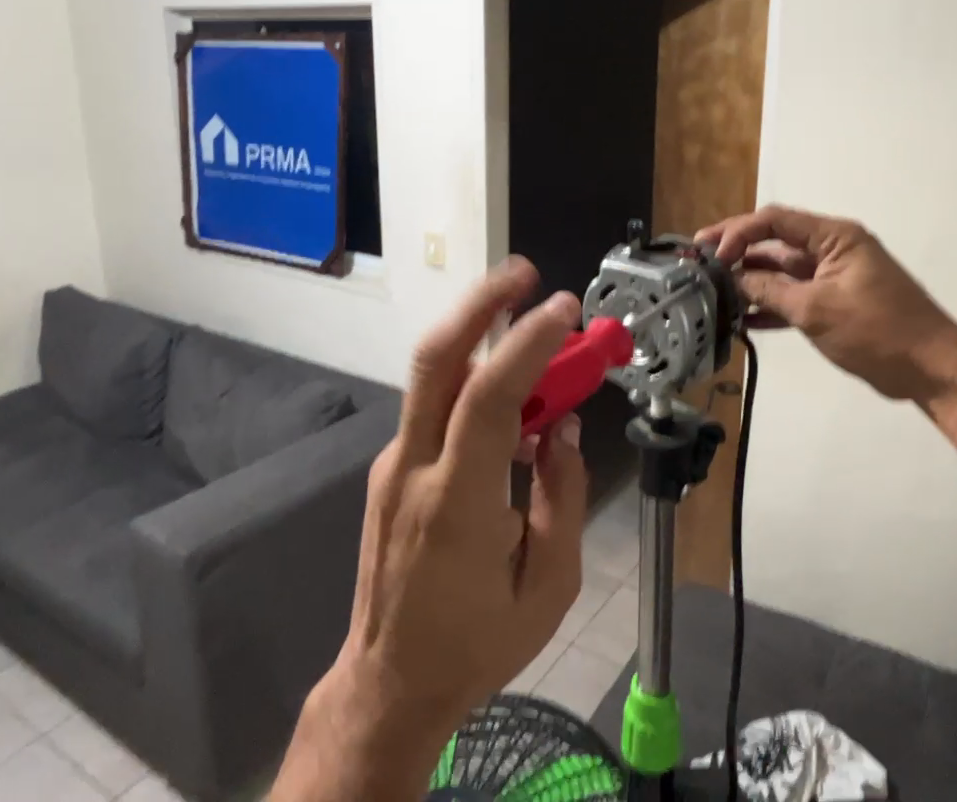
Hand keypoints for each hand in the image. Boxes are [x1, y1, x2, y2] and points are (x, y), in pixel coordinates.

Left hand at [276, 259, 588, 801]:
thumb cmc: (478, 643)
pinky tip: (509, 395)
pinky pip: (432, 410)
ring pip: (431, 378)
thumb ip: (561, 496)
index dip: (529, 345)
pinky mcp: (390, 472)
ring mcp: (393, 468)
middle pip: (435, 361)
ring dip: (477, 337)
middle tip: (525, 275)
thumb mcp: (550, 585)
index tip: (566, 311)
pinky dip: (470, 382)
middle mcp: (413, 470)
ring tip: (530, 324)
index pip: (490, 398)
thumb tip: (563, 428)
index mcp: (457, 504)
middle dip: (479, 305)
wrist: (390, 681)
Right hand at [698, 205, 956, 400]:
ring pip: (781, 270)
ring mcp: (832, 277)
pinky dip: (769, 304)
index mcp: (834, 237)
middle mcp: (831, 249)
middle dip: (737, 250)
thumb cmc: (876, 330)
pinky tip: (742, 317)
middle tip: (699, 259)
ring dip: (750, 279)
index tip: (712, 255)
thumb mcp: (815, 309)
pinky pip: (793, 296)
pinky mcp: (834, 303)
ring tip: (713, 290)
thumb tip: (734, 277)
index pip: (775, 221)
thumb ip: (770, 291)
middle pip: (775, 241)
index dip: (738, 233)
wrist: (929, 367)